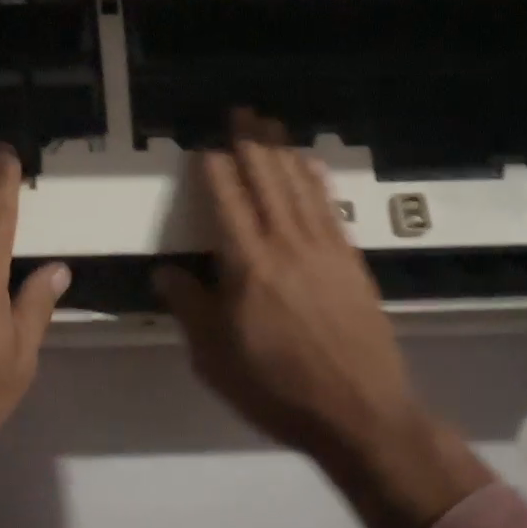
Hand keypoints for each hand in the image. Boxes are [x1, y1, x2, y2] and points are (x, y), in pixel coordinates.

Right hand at [154, 111, 491, 527]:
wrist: (361, 414)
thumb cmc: (278, 388)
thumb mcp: (216, 359)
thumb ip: (190, 309)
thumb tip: (165, 273)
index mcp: (247, 265)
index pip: (227, 201)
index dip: (215, 169)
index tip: (206, 146)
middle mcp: (285, 244)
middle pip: (266, 180)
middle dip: (250, 143)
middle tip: (240, 113)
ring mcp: (323, 249)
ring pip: (298, 186)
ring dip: (282, 151)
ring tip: (269, 124)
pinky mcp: (350, 261)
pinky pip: (329, 207)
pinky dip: (316, 180)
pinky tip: (309, 164)